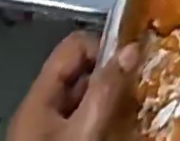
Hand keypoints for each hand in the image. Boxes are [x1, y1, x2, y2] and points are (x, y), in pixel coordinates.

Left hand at [6, 31, 138, 140]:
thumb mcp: (82, 135)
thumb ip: (105, 91)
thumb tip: (132, 47)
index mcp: (39, 99)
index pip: (74, 47)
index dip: (102, 47)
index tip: (130, 64)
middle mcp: (41, 111)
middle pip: (81, 74)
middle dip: (111, 75)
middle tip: (140, 87)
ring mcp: (48, 135)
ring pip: (85, 100)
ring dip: (111, 100)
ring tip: (137, 110)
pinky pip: (84, 124)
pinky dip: (105, 122)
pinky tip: (123, 132)